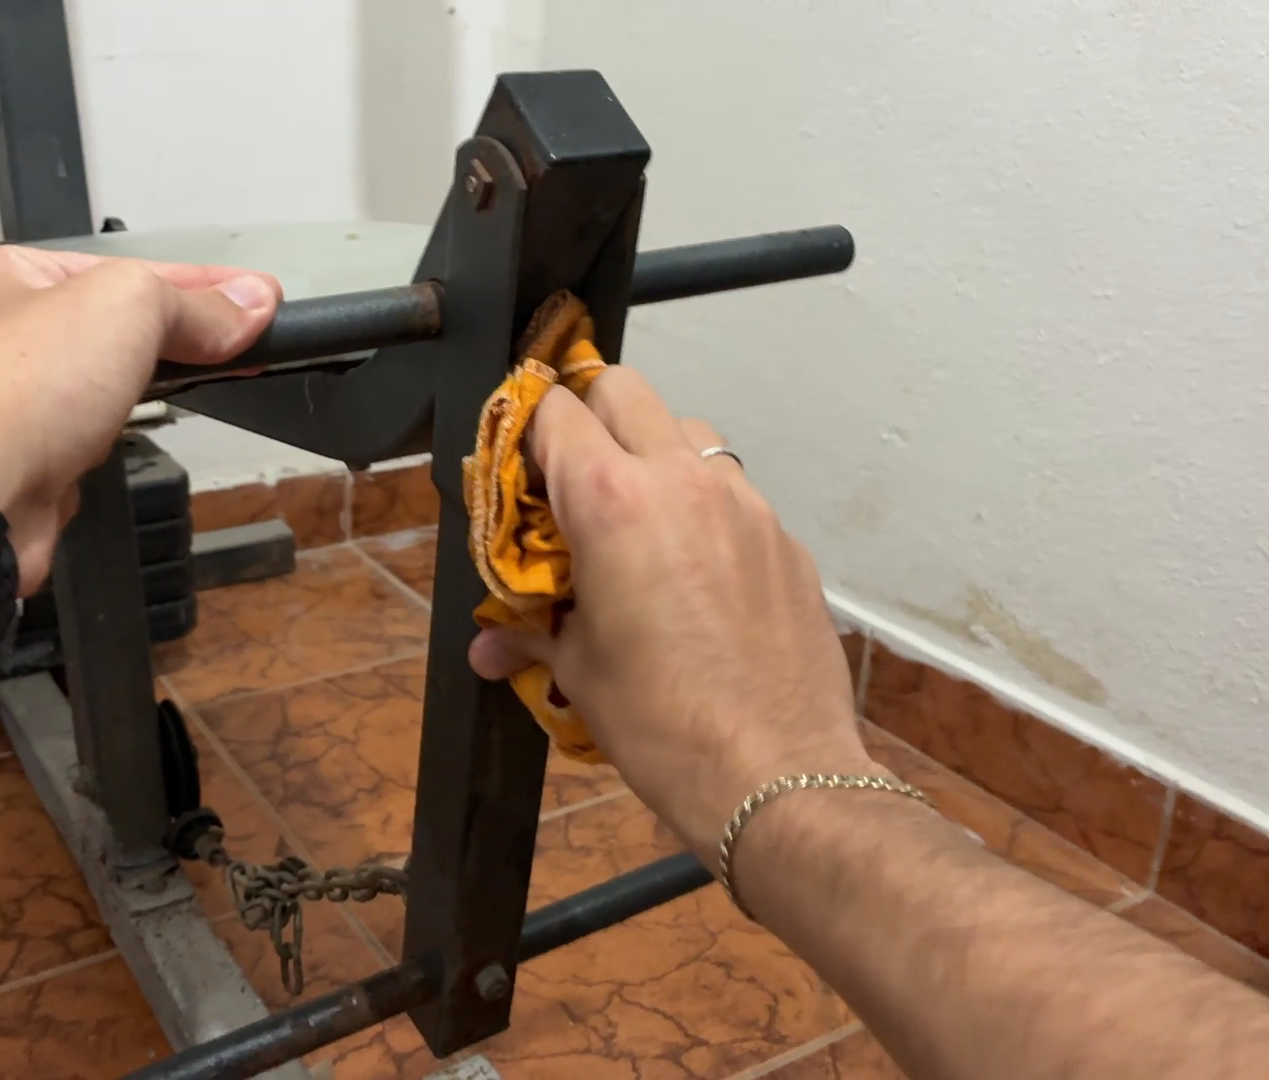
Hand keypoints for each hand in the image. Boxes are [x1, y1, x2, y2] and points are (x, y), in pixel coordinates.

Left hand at [0, 246, 280, 591]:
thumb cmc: (33, 383)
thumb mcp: (127, 310)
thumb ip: (193, 305)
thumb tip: (254, 303)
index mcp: (9, 277)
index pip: (128, 270)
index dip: (204, 282)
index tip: (261, 294)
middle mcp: (1, 333)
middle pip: (118, 322)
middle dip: (188, 326)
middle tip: (252, 335)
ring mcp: (14, 400)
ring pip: (107, 374)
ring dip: (161, 371)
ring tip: (220, 369)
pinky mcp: (32, 458)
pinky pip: (97, 425)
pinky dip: (133, 419)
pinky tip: (158, 418)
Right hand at [467, 367, 878, 858]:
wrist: (775, 774)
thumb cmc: (658, 721)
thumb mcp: (577, 668)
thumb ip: (527, 633)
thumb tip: (486, 650)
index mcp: (612, 502)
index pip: (554, 411)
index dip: (525, 428)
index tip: (517, 464)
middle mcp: (680, 480)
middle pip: (622, 387)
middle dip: (586, 414)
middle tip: (572, 478)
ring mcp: (742, 501)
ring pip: (685, 429)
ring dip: (648, 451)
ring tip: (636, 519)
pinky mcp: (782, 535)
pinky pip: (730, 486)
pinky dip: (698, 500)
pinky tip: (693, 568)